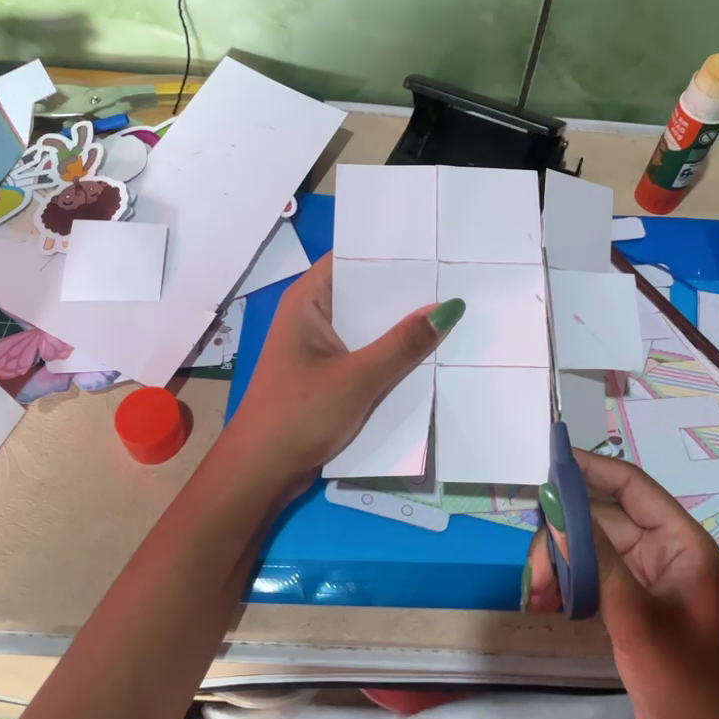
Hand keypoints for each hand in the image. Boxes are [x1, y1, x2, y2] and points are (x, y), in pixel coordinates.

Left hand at [221, 254, 461, 489]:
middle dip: (406, 289)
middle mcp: (313, 314)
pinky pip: (367, 351)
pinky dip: (392, 351)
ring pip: (369, 324)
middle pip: (366, 290)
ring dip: (402, 323)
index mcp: (308, 300)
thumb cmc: (299, 414)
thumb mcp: (358, 378)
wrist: (261, 473)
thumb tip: (449, 306)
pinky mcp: (329, 373)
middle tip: (457, 277)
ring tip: (454, 309)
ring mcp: (320, 345)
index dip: (393, 251)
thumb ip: (404, 343)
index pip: (354, 257)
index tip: (436, 245)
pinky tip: (429, 351)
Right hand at [527, 450, 718, 718]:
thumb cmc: (689, 686)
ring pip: (592, 551)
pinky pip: (593, 580)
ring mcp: (647, 584)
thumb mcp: (638, 619)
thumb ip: (596, 559)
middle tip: (534, 570)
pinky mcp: (633, 612)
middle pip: (602, 519)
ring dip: (560, 565)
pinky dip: (568, 586)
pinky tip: (548, 605)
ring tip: (537, 595)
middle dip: (563, 535)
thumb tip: (555, 505)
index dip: (589, 468)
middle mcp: (664, 554)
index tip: (543, 462)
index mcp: (681, 543)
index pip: (630, 486)